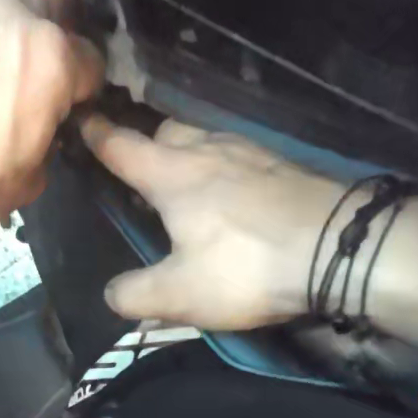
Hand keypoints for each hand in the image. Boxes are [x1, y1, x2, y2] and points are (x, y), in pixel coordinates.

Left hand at [0, 0, 104, 264]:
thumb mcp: (31, 178)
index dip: (85, 85)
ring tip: (6, 17)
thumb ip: (47, 136)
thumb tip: (42, 123)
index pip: (91, 58)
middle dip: (62, 3)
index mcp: (51, 59)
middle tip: (48, 39)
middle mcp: (12, 11)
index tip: (71, 102)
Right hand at [81, 115, 347, 329]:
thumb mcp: (180, 295)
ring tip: (188, 187)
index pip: (121, 146)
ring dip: (189, 156)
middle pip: (166, 131)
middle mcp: (209, 150)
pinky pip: (240, 157)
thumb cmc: (247, 266)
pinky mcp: (284, 166)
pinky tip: (235, 196)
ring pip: (207, 141)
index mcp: (172, 175)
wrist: (337, 248)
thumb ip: (136, 295)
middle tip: (141, 174)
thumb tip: (113, 293)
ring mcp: (251, 153)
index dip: (96, 136)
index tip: (80, 122)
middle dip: (147, 145)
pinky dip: (225, 170)